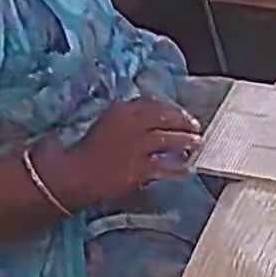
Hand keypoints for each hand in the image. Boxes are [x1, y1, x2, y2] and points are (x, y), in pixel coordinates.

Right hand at [34, 97, 201, 207]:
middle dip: (182, 121)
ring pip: (168, 140)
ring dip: (186, 141)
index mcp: (121, 110)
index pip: (152, 104)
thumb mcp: (107, 125)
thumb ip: (128, 123)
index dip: (169, 109)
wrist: (78, 172)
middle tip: (196, 126)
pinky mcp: (140, 168)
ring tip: (198, 143)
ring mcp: (137, 146)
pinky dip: (179, 168)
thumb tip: (148, 126)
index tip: (179, 113)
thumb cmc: (91, 151)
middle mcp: (131, 124)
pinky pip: (165, 167)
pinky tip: (189, 169)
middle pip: (164, 118)